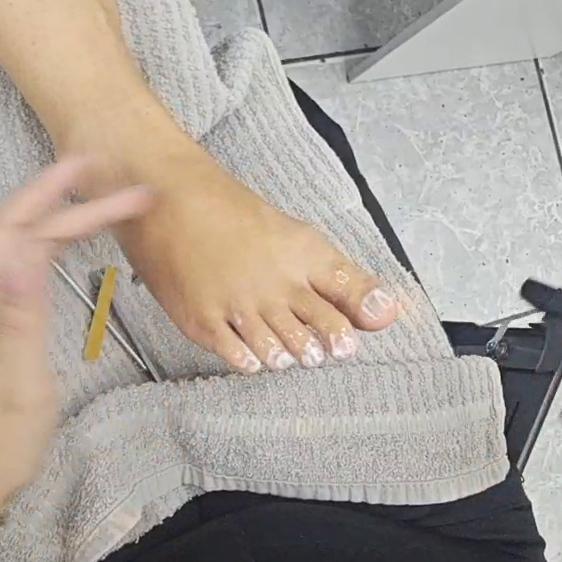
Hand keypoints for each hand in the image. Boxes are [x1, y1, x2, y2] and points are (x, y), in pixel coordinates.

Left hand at [0, 159, 150, 525]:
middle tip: (122, 190)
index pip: (15, 231)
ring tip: (105, 204)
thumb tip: (24, 256)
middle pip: (17, 230)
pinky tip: (72, 245)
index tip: (96, 172)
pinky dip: (52, 246)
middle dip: (66, 202)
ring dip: (60, 219)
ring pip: (18, 246)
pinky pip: (21, 268)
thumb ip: (21, 321)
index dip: (52, 195)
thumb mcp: (16, 388)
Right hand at [110, 143, 401, 372]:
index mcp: (302, 254)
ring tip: (288, 348)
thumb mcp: (296, 237)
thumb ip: (344, 280)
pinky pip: (240, 359)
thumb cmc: (233, 215)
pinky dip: (253, 361)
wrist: (169, 199)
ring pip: (283, 352)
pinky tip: (254, 351)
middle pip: (321, 331)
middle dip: (330, 344)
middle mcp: (274, 283)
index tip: (360, 332)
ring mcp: (238, 305)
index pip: (350, 294)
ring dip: (291, 355)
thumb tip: (392, 313)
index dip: (363, 317)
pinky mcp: (204, 322)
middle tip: (326, 348)